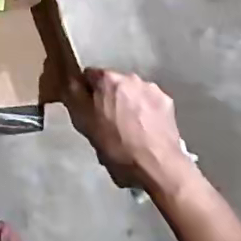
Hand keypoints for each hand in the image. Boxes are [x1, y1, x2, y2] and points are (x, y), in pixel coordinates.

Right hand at [67, 68, 196, 195]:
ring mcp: (152, 90)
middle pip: (111, 82)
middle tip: (107, 118)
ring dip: (127, 102)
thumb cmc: (115, 143)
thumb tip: (72, 81)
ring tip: (128, 125)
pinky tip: (144, 127)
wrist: (157, 165)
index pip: (88, 75)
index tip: (88, 108)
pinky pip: (148, 101)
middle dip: (108, 95)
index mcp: (107, 78)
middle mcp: (131, 77)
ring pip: (131, 91)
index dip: (85, 91)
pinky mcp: (168, 103)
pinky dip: (144, 109)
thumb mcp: (82, 120)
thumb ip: (72, 94)